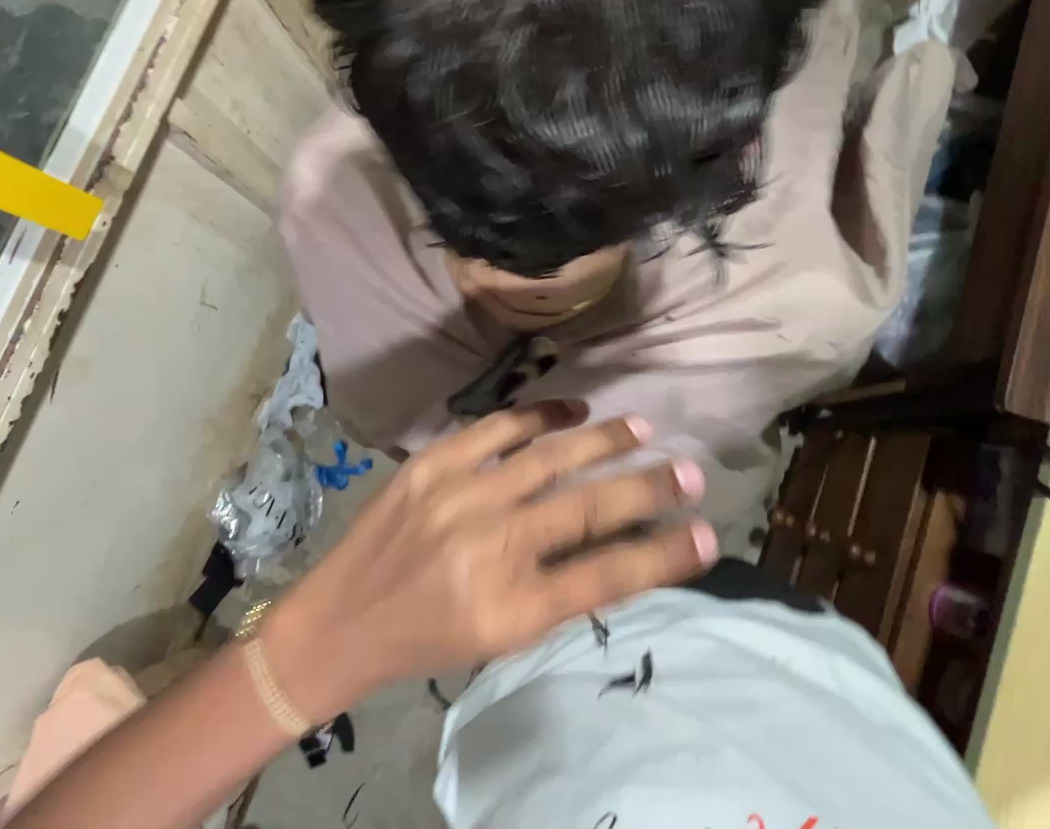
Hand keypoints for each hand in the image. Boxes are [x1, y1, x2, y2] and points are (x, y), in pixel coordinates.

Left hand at [255, 402, 715, 719]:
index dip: (661, 556)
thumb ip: (561, 592)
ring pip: (547, 460)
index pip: (604, 577)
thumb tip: (624, 548)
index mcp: (511, 608)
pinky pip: (495, 431)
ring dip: (601, 442)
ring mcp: (456, 499)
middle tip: (690, 471)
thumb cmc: (430, 637)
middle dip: (646, 489)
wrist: (342, 618)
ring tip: (641, 430)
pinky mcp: (429, 466)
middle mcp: (488, 549)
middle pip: (585, 510)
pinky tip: (572, 412)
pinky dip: (539, 417)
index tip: (707, 535)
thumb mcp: (503, 636)